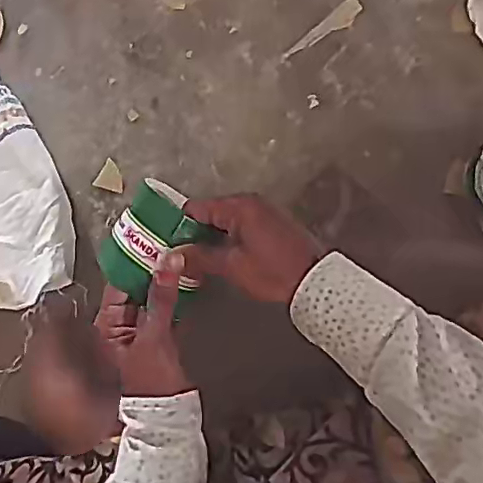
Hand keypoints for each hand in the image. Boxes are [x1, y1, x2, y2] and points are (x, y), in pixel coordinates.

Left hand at [94, 251, 191, 397]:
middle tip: (171, 245)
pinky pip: (165, 312)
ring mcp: (139, 335)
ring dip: (166, 283)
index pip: (120, 286)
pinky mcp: (158, 342)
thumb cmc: (152, 383)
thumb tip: (167, 261)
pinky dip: (175, 299)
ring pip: (152, 300)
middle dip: (153, 270)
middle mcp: (119, 328)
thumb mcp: (155, 335)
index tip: (153, 242)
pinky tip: (188, 283)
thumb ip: (162, 297)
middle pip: (136, 291)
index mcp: (106, 327)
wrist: (169, 418)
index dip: (136, 263)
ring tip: (181, 259)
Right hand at [178, 194, 323, 306]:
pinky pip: (242, 224)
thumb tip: (176, 254)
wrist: (315, 280)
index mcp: (239, 207)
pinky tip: (222, 255)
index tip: (167, 240)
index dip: (179, 223)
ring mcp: (263, 211)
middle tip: (180, 253)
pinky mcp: (272, 223)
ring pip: (226, 219)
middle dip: (195, 231)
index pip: (196, 207)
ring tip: (197, 257)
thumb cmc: (274, 272)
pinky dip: (229, 236)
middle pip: (211, 211)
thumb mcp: (233, 267)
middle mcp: (251, 202)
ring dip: (212, 235)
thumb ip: (201, 257)